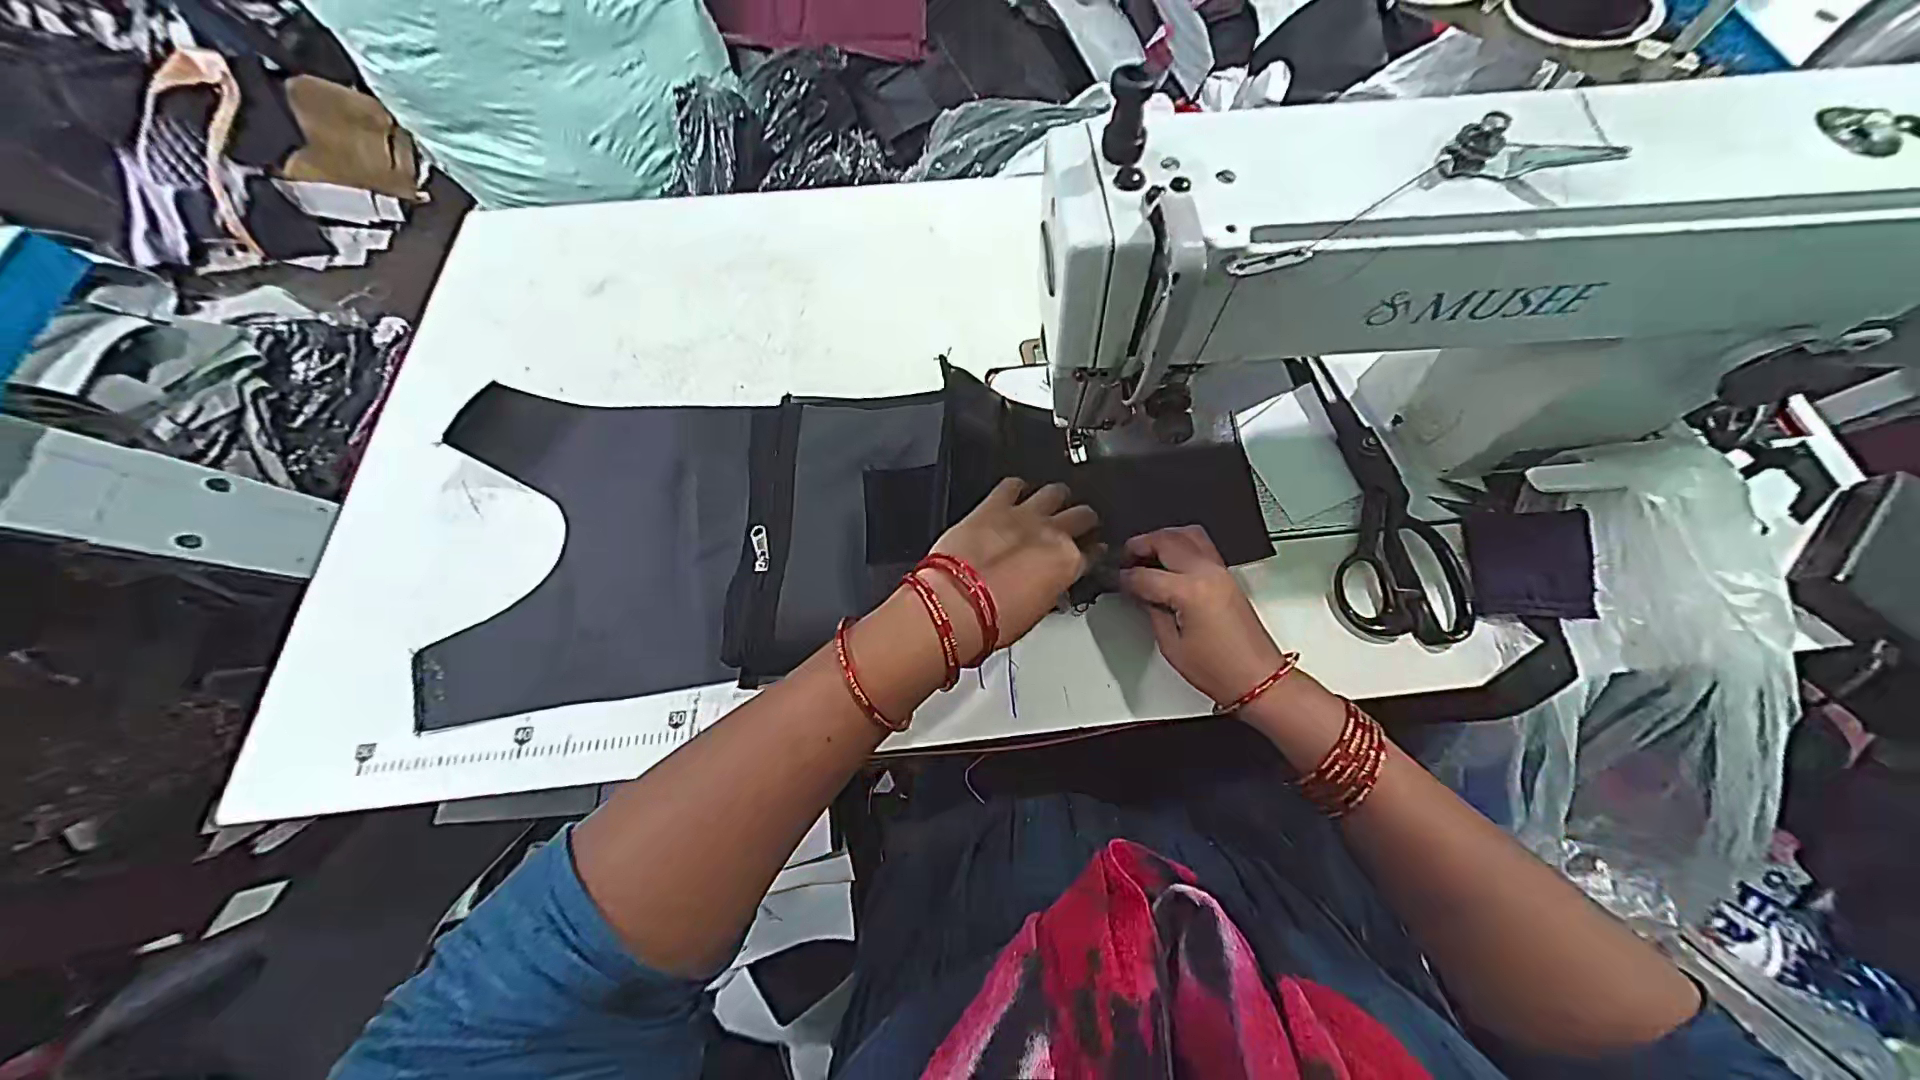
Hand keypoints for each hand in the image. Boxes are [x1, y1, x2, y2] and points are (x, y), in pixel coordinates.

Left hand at [930, 478, 1098, 648]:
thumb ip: (1050, 587)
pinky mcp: (993, 505)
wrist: (957, 604)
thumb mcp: (1037, 612)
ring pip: (1055, 491)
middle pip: (1082, 515)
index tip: (1090, 551)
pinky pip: (1012, 484)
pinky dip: (1016, 488)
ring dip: (1056, 498)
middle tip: (1076, 525)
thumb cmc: (993, 618)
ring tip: (1051, 504)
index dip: (1093, 551)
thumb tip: (1046, 584)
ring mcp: (1023, 515)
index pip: (1092, 552)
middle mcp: (1052, 534)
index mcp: (1067, 564)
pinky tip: (1014, 493)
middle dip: (1083, 520)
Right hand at [1118, 526, 1286, 707]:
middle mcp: (1208, 574)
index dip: (1123, 577)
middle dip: (1138, 545)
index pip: (1145, 574)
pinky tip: (1167, 560)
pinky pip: (1202, 544)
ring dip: (1162, 538)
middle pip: (1165, 540)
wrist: (1257, 678)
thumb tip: (1140, 593)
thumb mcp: (1171, 645)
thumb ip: (1151, 610)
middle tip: (1124, 558)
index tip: (1114, 578)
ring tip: (1145, 553)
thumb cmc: (1221, 669)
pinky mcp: (1228, 576)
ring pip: (1187, 534)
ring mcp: (1221, 572)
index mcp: (1191, 592)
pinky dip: (1180, 544)